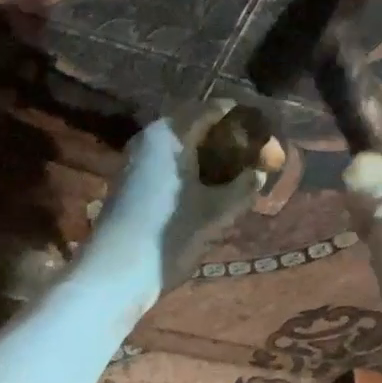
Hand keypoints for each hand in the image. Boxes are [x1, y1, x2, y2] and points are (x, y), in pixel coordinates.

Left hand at [84, 99, 267, 294]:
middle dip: (225, 142)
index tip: (265, 138)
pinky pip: (165, 168)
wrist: (116, 273)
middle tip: (251, 161)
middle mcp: (149, 138)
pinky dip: (187, 174)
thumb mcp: (217, 212)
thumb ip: (244, 187)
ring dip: (206, 160)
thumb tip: (259, 172)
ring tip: (231, 181)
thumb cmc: (171, 236)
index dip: (243, 121)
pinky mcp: (127, 186)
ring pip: (179, 150)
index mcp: (172, 132)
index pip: (214, 109)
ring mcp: (134, 162)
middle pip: (195, 128)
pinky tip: (202, 196)